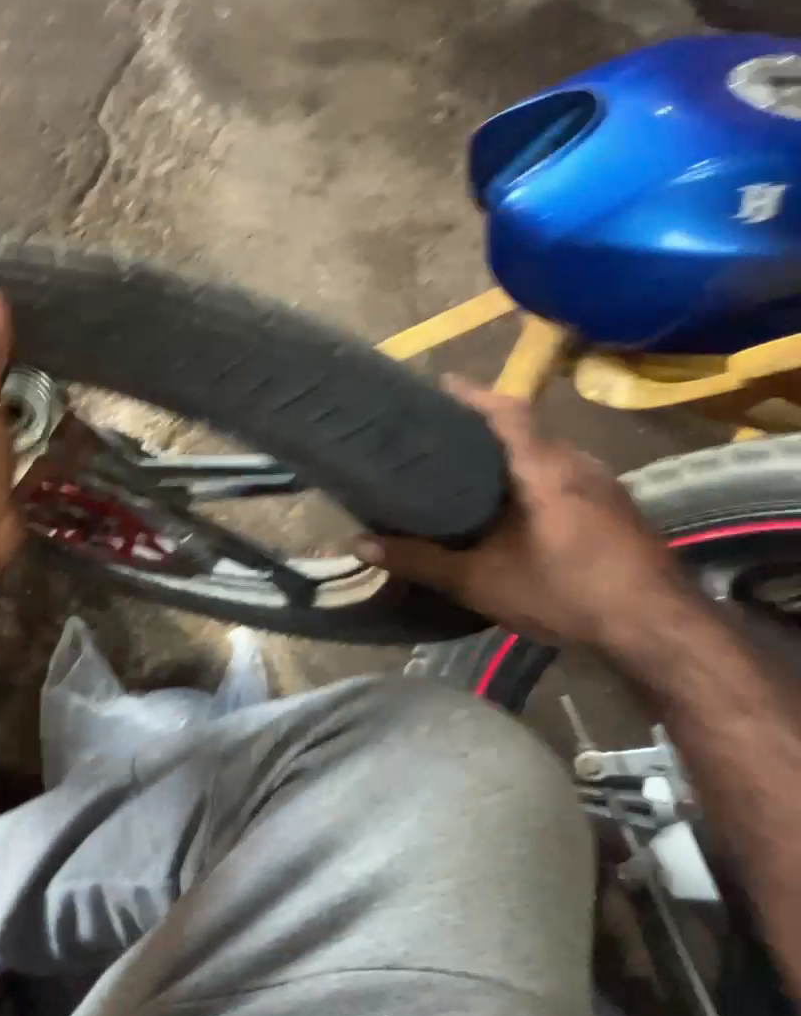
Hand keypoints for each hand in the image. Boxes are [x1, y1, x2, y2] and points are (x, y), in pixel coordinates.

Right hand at [356, 379, 695, 648]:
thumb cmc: (564, 592)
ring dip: (506, 448)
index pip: (509, 413)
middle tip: (434, 428)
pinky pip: (560, 470)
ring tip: (460, 459)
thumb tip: (357, 543)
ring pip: (545, 450)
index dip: (472, 395)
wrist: (658, 630)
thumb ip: (417, 559)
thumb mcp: (477, 581)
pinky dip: (526, 469)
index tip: (435, 385)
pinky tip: (503, 495)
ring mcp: (603, 486)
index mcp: (545, 471)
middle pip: (526, 427)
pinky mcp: (613, 507)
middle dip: (481, 422)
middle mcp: (579, 466)